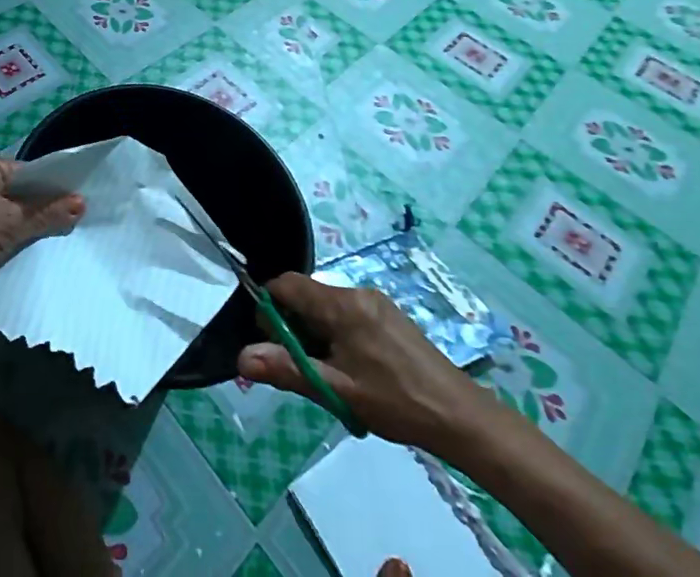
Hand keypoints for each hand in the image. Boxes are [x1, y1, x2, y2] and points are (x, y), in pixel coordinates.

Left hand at [0, 151, 84, 310]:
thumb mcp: (13, 223)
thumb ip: (49, 212)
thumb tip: (82, 202)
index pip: (32, 171)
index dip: (56, 187)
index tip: (81, 205)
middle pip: (22, 190)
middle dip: (44, 207)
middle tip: (73, 223)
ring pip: (11, 211)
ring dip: (28, 224)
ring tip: (56, 237)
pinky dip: (12, 236)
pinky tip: (28, 248)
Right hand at [237, 273, 489, 455]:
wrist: (459, 415)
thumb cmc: (395, 401)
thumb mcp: (336, 389)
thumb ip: (287, 369)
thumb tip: (241, 356)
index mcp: (343, 304)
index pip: (287, 284)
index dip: (268, 308)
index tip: (270, 342)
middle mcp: (358, 293)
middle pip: (306, 297)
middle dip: (293, 329)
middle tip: (302, 369)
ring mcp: (376, 303)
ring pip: (326, 310)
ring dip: (315, 338)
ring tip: (329, 379)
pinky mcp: (388, 317)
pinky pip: (347, 317)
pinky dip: (336, 338)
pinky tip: (351, 374)